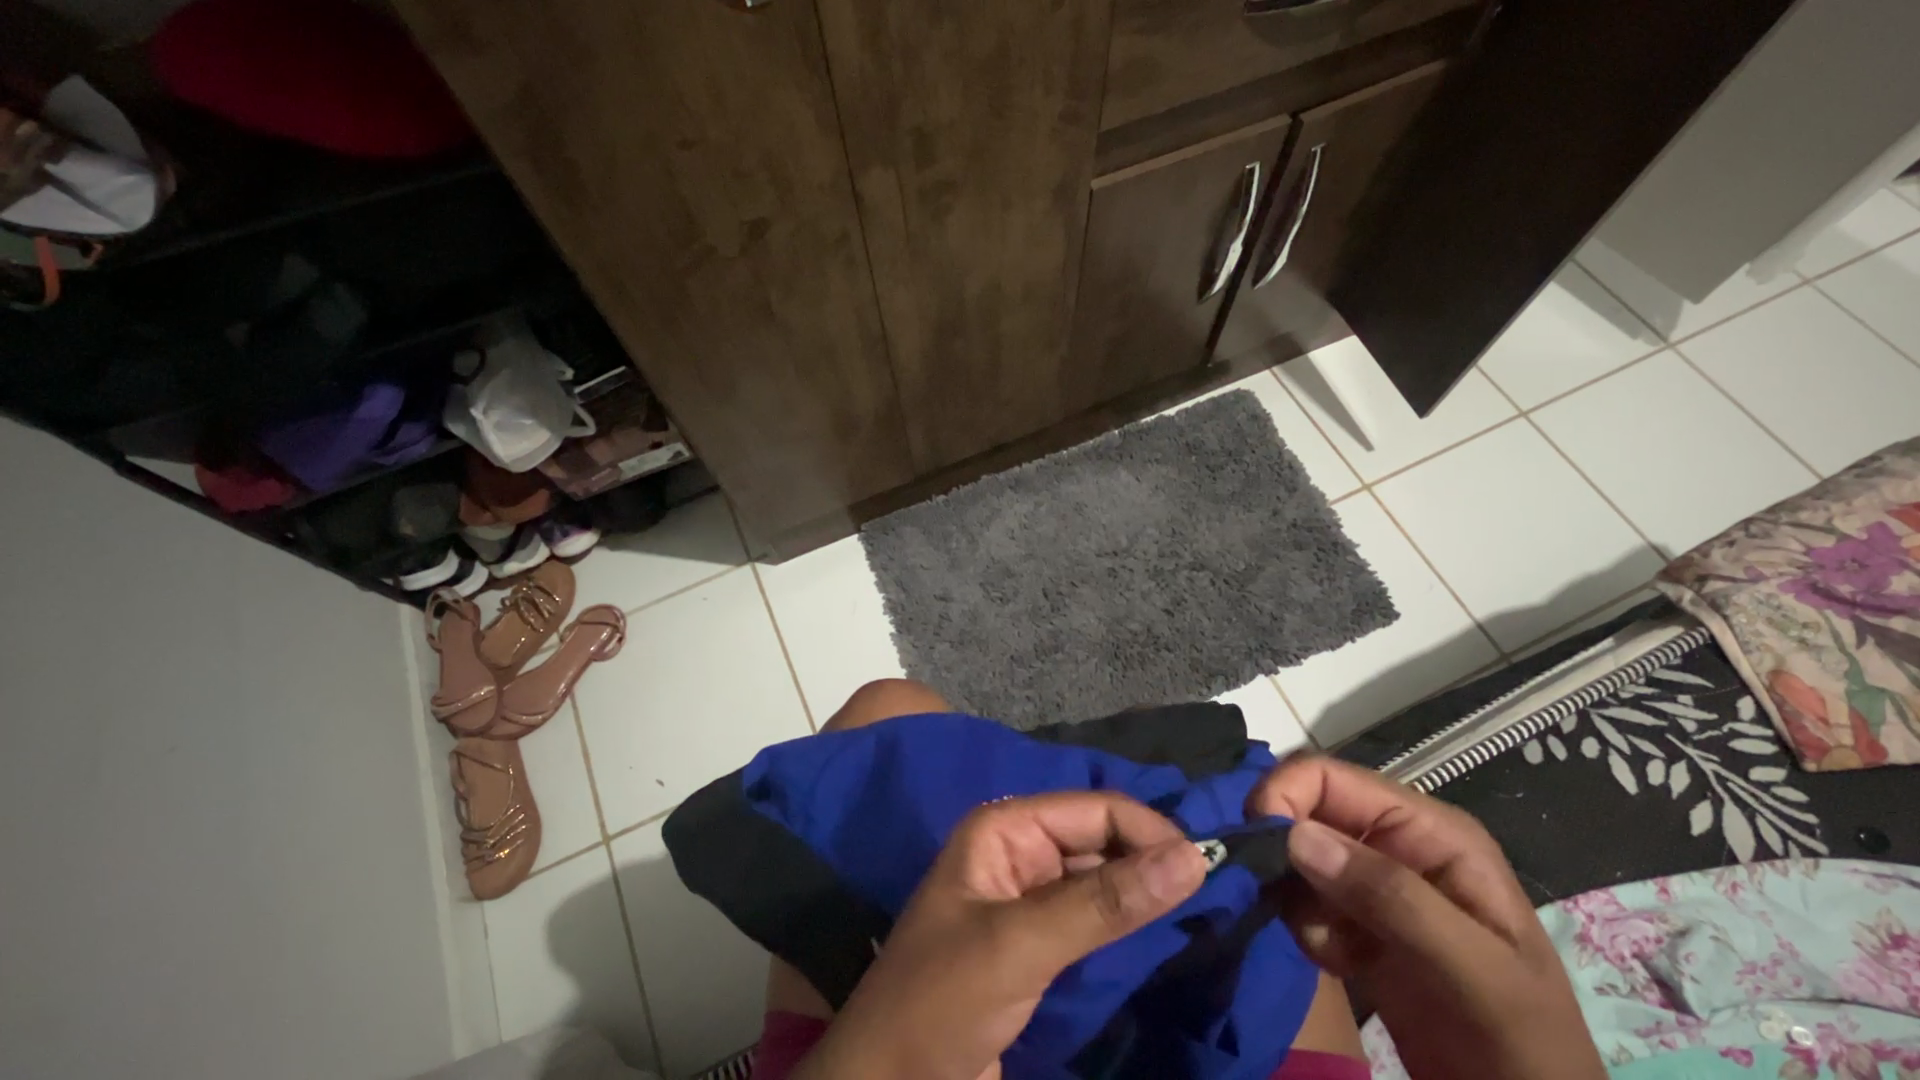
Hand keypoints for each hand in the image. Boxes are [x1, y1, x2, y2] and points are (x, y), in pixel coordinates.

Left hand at [793, 792, 1209, 1079]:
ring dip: (1150, 896)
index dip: (1153, 833)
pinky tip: (1170, 939)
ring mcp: (1031, 901)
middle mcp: (1021, 853)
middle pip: (1106, 841)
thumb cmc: (940, 1001)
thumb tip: (1194, 857)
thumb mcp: (1019, 947)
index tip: (1213, 871)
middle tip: (1221, 896)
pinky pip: (1098, 921)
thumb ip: (1103, 903)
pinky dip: (1132, 928)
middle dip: (1156, 862)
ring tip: (1210, 914)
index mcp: (1005, 829)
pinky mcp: (1041, 946)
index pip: (1097, 810)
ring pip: (1107, 881)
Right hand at [1250, 757, 1605, 1079]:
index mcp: (1430, 831)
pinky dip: (1305, 931)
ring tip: (1333, 949)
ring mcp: (1373, 887)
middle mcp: (1395, 845)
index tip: (1257, 848)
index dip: (1284, 796)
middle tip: (1291, 909)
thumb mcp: (1471, 968)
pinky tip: (1340, 965)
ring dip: (1295, 902)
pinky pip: (1302, 904)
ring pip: (1295, 859)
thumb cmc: (1520, 1037)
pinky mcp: (1355, 925)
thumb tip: (1294, 835)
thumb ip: (1389, 896)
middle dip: (1282, 854)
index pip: (1331, 778)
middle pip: (1305, 813)